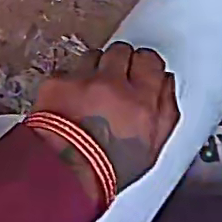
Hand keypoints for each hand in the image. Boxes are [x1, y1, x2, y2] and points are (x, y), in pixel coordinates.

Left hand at [32, 43, 179, 193]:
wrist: (63, 170)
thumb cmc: (108, 167)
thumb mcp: (153, 147)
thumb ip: (165, 111)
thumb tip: (165, 85)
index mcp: (143, 102)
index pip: (150, 62)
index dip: (144, 65)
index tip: (141, 70)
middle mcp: (114, 85)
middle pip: (121, 51)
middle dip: (119, 62)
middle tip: (115, 78)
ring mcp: (83, 80)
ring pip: (93, 55)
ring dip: (94, 68)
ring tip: (91, 90)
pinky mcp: (56, 81)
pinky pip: (67, 71)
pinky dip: (69, 82)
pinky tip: (69, 100)